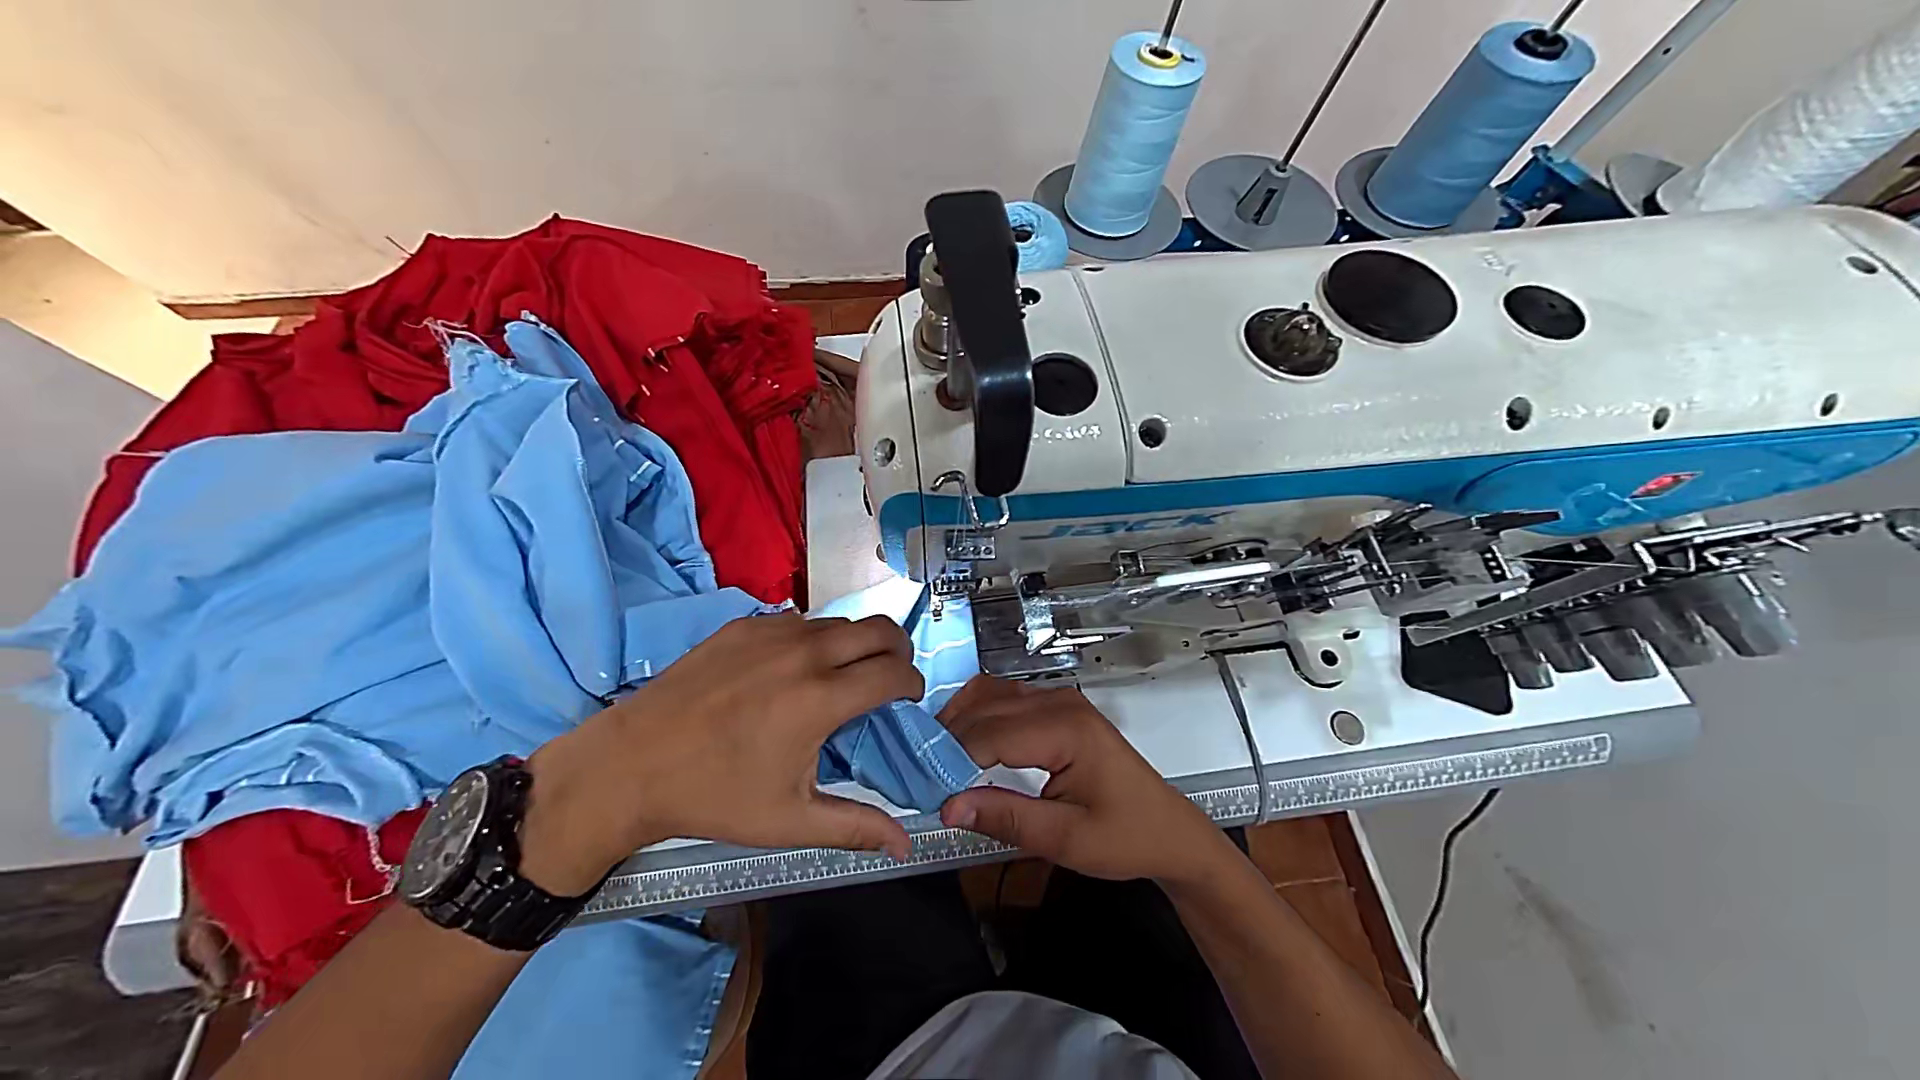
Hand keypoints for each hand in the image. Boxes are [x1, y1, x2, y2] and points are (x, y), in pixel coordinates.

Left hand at [518, 613, 923, 893]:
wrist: (631, 764)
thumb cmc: (714, 796)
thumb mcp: (788, 821)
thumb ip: (855, 828)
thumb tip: (906, 845)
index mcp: (821, 699)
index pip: (895, 672)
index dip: (912, 686)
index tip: (904, 704)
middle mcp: (804, 653)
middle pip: (880, 629)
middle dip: (897, 652)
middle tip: (886, 681)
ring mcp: (771, 632)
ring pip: (840, 621)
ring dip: (855, 644)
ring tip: (838, 678)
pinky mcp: (742, 625)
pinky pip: (799, 621)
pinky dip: (813, 639)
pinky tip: (791, 671)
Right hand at [936, 676, 1233, 883]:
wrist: (1170, 833)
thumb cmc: (1129, 836)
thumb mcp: (1066, 839)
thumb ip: (1005, 818)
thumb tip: (949, 806)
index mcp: (1066, 729)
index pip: (989, 734)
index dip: (950, 761)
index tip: (923, 789)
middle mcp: (1060, 703)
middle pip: (984, 707)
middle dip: (946, 739)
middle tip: (919, 776)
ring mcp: (1059, 702)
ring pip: (989, 695)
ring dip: (958, 723)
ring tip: (934, 762)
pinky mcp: (1056, 710)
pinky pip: (1004, 700)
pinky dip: (976, 718)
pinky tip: (961, 746)